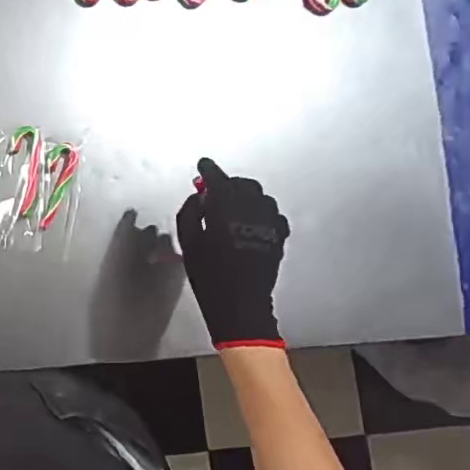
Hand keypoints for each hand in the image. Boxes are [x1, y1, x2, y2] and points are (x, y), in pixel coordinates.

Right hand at [175, 157, 288, 347]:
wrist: (240, 304)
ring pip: (261, 196)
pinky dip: (261, 209)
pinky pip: (273, 213)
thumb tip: (198, 196)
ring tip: (232, 204)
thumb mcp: (189, 245)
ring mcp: (270, 223)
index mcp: (227, 212)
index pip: (219, 180)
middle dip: (229, 182)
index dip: (209, 170)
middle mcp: (253, 212)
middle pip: (243, 184)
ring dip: (246, 195)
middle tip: (214, 189)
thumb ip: (190, 214)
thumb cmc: (208, 276)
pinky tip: (251, 219)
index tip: (202, 164)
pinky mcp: (280, 236)